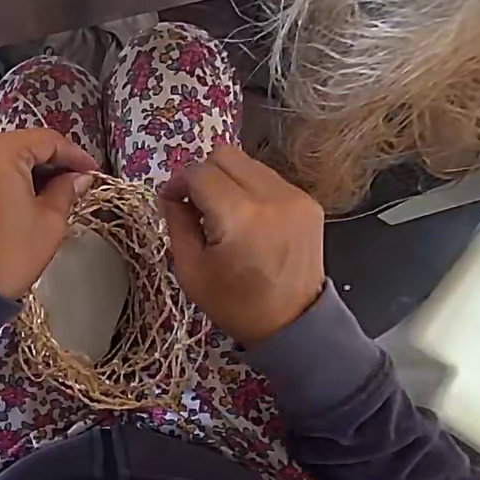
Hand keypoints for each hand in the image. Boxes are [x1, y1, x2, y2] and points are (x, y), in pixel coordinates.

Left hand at [0, 129, 99, 298]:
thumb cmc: (8, 256)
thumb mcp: (50, 220)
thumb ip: (67, 190)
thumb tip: (79, 178)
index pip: (47, 141)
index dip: (75, 155)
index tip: (91, 170)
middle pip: (24, 145)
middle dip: (53, 162)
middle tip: (77, 182)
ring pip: (6, 157)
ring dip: (32, 170)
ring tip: (56, 192)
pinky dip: (10, 178)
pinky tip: (29, 197)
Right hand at [158, 147, 325, 345]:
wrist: (292, 324)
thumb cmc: (235, 304)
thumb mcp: (191, 270)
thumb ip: (176, 224)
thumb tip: (171, 195)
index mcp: (238, 217)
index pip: (199, 173)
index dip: (178, 182)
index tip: (171, 200)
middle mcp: (270, 197)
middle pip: (224, 155)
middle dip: (202, 174)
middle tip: (195, 203)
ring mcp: (295, 196)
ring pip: (248, 163)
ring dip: (228, 180)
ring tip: (223, 213)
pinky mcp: (309, 202)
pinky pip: (270, 180)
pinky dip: (252, 190)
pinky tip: (249, 220)